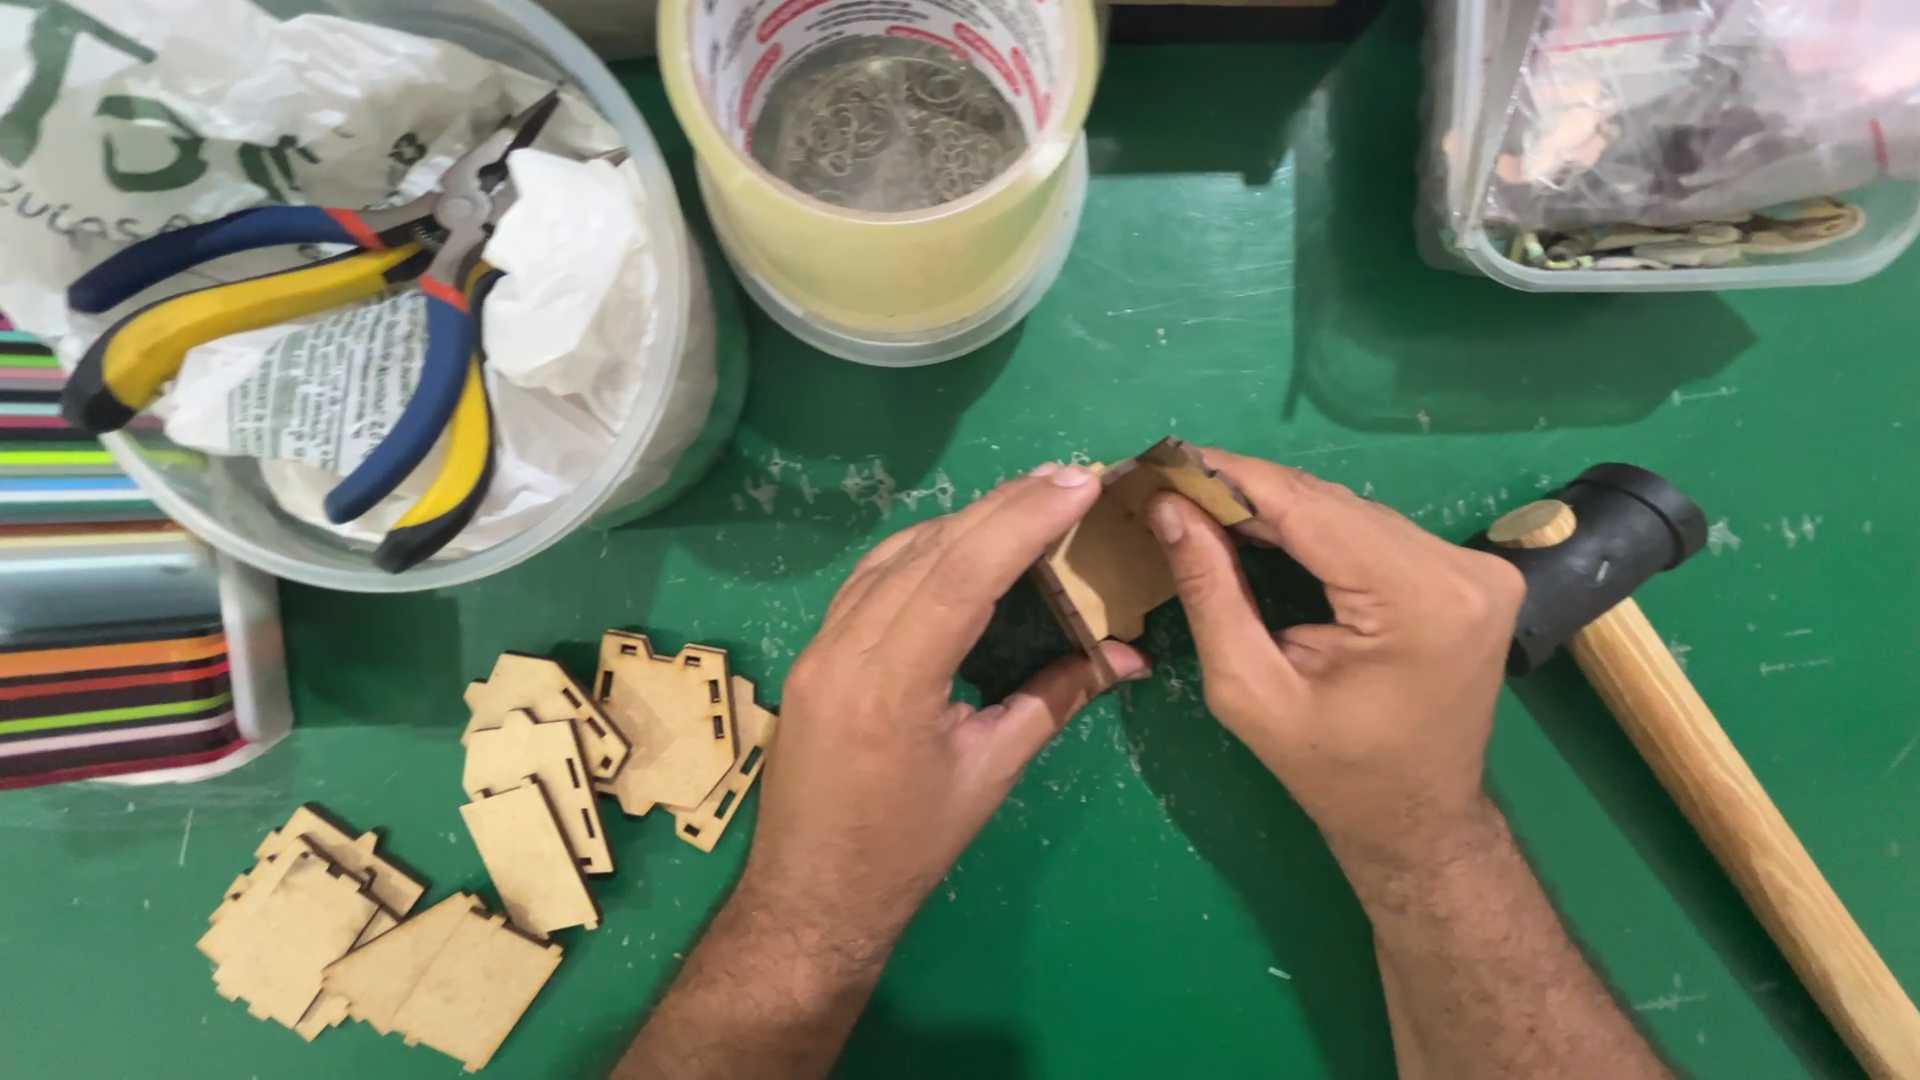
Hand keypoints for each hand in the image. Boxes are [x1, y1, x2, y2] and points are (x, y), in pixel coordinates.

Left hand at [741, 464, 1148, 958]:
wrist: (810, 896)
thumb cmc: (906, 849)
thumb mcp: (990, 774)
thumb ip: (1056, 698)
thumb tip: (1127, 656)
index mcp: (891, 687)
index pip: (959, 575)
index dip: (1021, 521)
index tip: (1077, 484)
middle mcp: (845, 650)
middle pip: (928, 551)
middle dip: (1002, 506)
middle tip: (1065, 478)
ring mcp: (820, 645)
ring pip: (895, 554)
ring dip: (963, 522)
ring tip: (1025, 504)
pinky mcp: (814, 649)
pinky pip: (872, 578)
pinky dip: (923, 550)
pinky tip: (960, 544)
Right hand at [1146, 450, 1522, 865]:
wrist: (1416, 817)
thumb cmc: (1328, 768)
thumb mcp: (1246, 687)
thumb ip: (1208, 590)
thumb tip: (1170, 509)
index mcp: (1417, 601)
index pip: (1308, 508)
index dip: (1232, 477)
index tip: (1169, 459)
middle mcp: (1459, 569)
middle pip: (1329, 503)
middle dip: (1246, 490)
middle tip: (1174, 484)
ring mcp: (1473, 568)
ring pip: (1348, 509)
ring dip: (1274, 505)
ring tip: (1204, 503)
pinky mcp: (1466, 574)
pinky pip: (1368, 529)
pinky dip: (1309, 525)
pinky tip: (1259, 527)